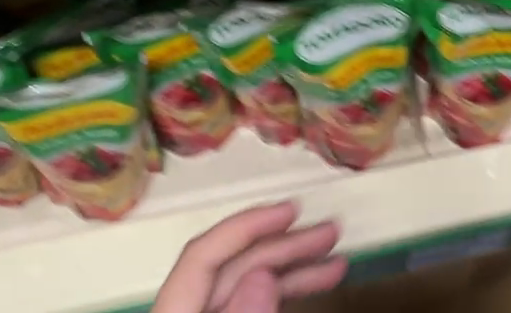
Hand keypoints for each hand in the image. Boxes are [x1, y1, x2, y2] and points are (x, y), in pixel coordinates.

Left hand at [151, 202, 347, 312]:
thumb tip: (262, 275)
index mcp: (174, 312)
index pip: (201, 256)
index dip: (246, 226)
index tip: (293, 209)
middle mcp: (187, 311)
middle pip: (232, 269)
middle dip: (284, 247)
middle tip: (333, 231)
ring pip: (248, 288)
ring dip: (293, 269)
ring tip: (337, 255)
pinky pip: (253, 308)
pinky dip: (284, 293)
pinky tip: (314, 282)